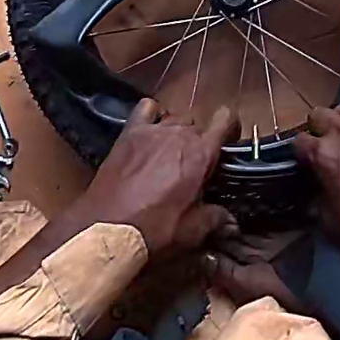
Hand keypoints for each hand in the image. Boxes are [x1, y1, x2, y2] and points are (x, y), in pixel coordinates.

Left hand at [68, 99, 237, 255]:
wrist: (108, 227)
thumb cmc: (154, 229)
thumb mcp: (192, 231)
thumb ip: (215, 219)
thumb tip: (229, 220)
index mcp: (200, 154)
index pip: (225, 121)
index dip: (231, 128)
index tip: (229, 141)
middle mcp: (179, 134)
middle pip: (198, 125)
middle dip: (200, 142)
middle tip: (194, 168)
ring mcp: (152, 130)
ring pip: (175, 118)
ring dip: (178, 131)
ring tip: (171, 155)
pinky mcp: (129, 132)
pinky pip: (146, 109)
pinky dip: (153, 115)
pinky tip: (151, 132)